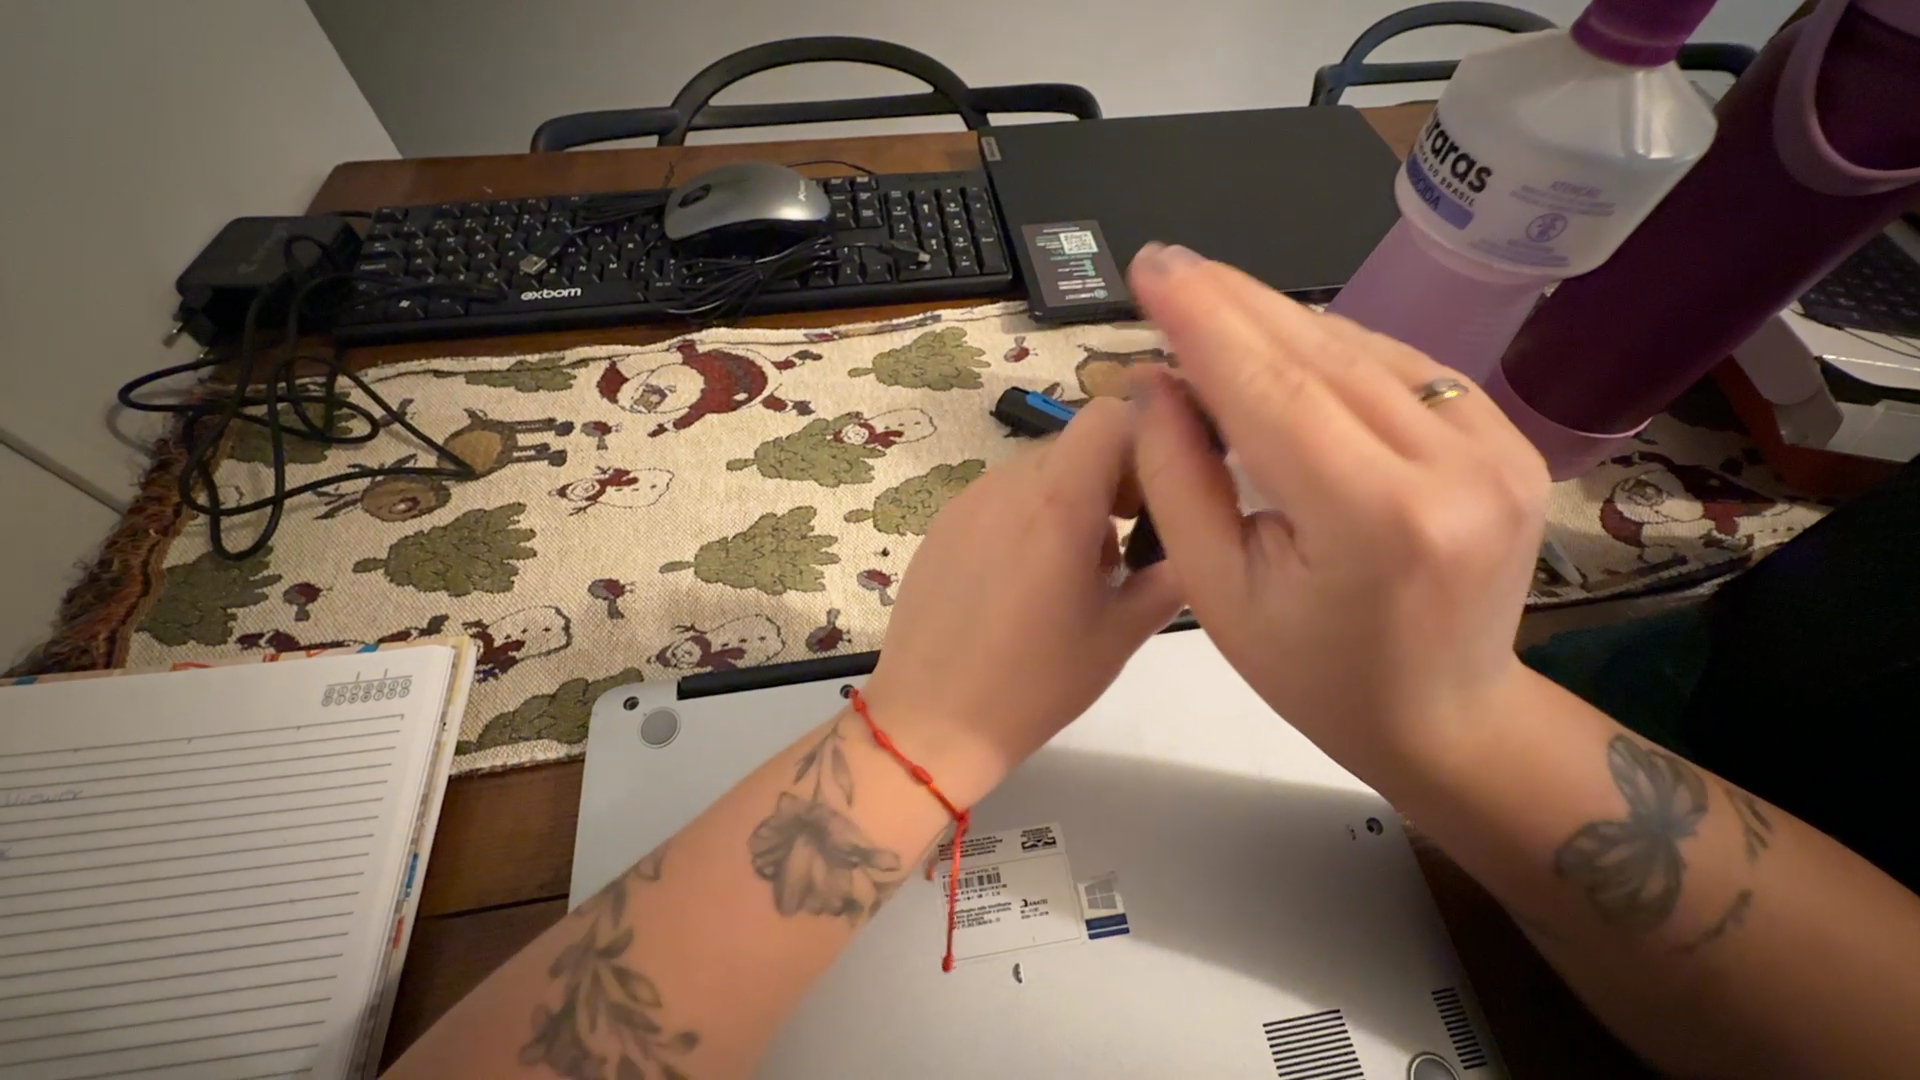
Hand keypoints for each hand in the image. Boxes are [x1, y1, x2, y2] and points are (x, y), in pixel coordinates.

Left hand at [862, 398, 1180, 799]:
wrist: (933, 721)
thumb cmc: (1035, 683)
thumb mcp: (1120, 634)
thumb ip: (1169, 576)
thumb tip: (1192, 542)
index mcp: (1057, 503)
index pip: (1110, 416)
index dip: (1144, 443)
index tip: (1154, 498)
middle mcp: (1006, 486)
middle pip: (1075, 446)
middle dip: (1111, 481)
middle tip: (1120, 550)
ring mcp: (965, 503)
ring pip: (1037, 473)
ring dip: (1069, 502)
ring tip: (1071, 575)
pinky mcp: (940, 526)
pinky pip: (998, 499)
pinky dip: (1026, 518)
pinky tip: (1021, 583)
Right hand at [1128, 243, 1549, 770]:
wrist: (1444, 715)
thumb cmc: (1313, 674)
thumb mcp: (1217, 592)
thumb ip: (1178, 480)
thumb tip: (1153, 382)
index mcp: (1373, 518)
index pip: (1271, 388)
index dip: (1203, 319)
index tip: (1150, 267)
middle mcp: (1452, 465)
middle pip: (1320, 353)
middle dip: (1233, 302)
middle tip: (1166, 265)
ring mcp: (1497, 447)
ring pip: (1363, 350)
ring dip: (1277, 321)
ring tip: (1208, 302)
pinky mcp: (1509, 441)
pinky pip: (1402, 370)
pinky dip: (1332, 347)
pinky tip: (1283, 342)